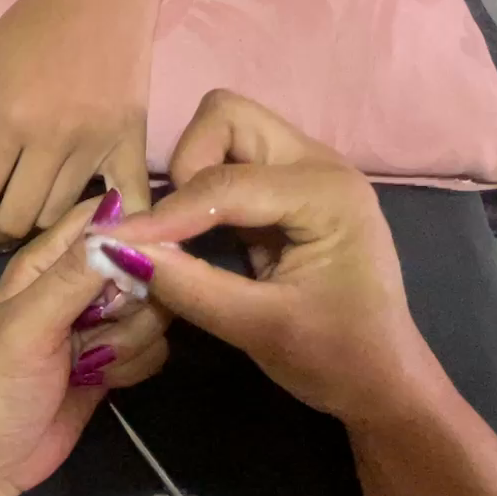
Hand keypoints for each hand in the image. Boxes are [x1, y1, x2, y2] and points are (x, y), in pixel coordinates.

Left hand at [0, 0, 160, 251]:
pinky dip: (104, 226)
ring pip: (60, 216)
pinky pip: (125, 201)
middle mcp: (52, 141)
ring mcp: (97, 146)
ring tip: (20, 226)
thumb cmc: (34, 25)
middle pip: (19, 217)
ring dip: (34, 230)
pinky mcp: (133, 144)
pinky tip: (85, 233)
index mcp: (9, 119)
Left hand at [0, 195, 171, 493]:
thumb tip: (124, 229)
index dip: (135, 228)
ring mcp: (99, 321)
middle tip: (105, 325)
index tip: (154, 257)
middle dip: (136, 299)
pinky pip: (154, 346)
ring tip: (93, 363)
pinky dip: (135, 366)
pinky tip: (103, 382)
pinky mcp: (116, 357)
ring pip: (153, 308)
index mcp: (45, 262)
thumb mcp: (27, 326)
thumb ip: (72, 278)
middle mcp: (76, 283)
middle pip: (140, 263)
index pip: (100, 218)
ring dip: (131, 340)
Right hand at [100, 91, 449, 428]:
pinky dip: (198, 184)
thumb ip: (189, 286)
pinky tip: (196, 228)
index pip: (225, 183)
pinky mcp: (282, 184)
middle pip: (226, 116)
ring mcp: (300, 168)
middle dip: (187, 164)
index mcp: (327, 194)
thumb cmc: (337, 358)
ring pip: (222, 127)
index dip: (166, 214)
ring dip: (191, 170)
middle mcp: (316, 163)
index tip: (115, 242)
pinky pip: (225, 157)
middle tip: (175, 225)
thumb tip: (118, 251)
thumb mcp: (259, 329)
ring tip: (187, 228)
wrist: (381, 379)